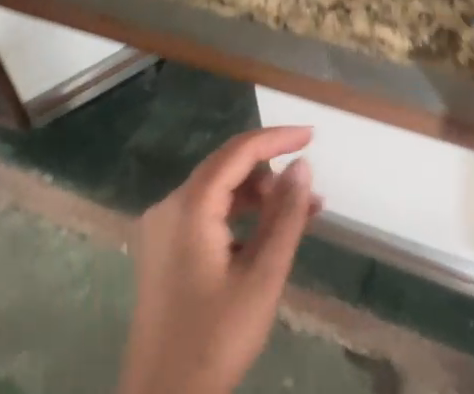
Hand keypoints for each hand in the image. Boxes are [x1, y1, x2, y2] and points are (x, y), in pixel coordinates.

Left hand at [118, 127, 320, 393]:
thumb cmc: (216, 337)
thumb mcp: (262, 276)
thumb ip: (285, 216)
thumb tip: (302, 166)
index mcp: (188, 208)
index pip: (237, 152)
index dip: (276, 138)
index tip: (313, 136)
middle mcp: (167, 208)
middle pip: (224, 170)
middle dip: (271, 174)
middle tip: (312, 192)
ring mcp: (160, 231)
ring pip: (216, 194)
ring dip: (258, 199)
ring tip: (302, 215)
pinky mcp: (162, 253)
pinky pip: (205, 217)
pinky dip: (239, 218)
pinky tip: (268, 236)